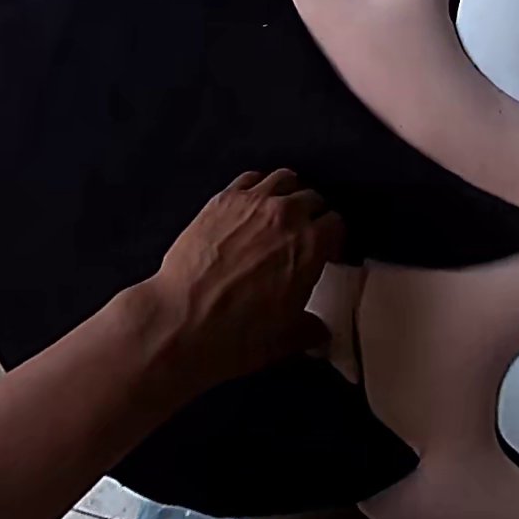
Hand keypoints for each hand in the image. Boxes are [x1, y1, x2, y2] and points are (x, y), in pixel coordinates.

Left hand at [130, 169, 344, 392]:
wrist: (181, 320)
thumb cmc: (239, 335)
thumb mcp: (285, 340)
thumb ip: (309, 329)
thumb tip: (321, 331)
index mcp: (311, 245)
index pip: (337, 223)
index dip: (334, 238)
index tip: (327, 251)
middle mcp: (288, 214)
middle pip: (313, 198)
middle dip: (314, 215)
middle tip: (304, 233)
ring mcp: (254, 201)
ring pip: (285, 179)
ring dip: (289, 193)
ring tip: (281, 211)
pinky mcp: (224, 197)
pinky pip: (251, 178)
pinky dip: (258, 186)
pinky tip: (253, 203)